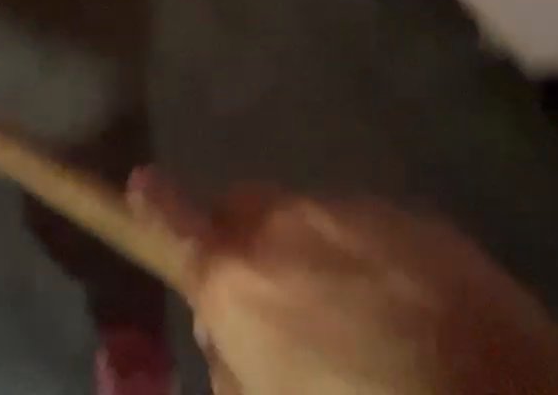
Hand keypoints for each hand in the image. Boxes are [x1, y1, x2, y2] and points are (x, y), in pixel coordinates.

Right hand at [129, 171, 557, 394]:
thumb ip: (232, 370)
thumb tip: (228, 338)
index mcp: (237, 278)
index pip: (173, 218)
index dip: (153, 202)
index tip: (141, 187)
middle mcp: (285, 227)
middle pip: (242, 209)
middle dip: (244, 244)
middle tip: (277, 305)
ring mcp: (353, 215)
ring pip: (306, 219)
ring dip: (309, 253)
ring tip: (360, 320)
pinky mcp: (416, 221)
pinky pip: (365, 229)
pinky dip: (366, 257)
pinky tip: (411, 315)